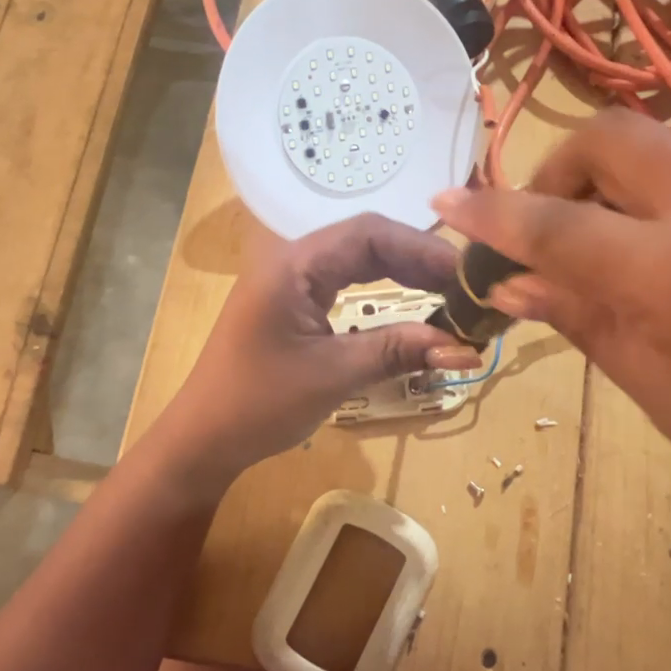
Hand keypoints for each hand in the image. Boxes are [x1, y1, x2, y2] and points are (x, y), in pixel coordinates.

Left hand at [153, 214, 479, 483]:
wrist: (203, 437)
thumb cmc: (260, 403)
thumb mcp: (334, 375)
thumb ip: (398, 351)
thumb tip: (466, 349)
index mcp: (294, 264)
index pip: (369, 233)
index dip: (422, 249)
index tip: (466, 275)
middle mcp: (291, 260)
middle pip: (366, 241)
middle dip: (418, 260)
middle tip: (466, 287)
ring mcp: (289, 281)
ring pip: (357, 260)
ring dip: (402, 273)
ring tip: (448, 294)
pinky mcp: (291, 303)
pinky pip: (344, 282)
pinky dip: (380, 291)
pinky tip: (409, 303)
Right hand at [433, 113, 670, 666]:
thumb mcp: (669, 402)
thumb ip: (586, 324)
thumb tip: (514, 283)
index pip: (557, 224)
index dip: (491, 214)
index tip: (445, 205)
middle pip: (614, 138)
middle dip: (556, 171)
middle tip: (542, 232)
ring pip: (666, 154)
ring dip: (612, 188)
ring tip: (606, 259)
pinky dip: (665, 205)